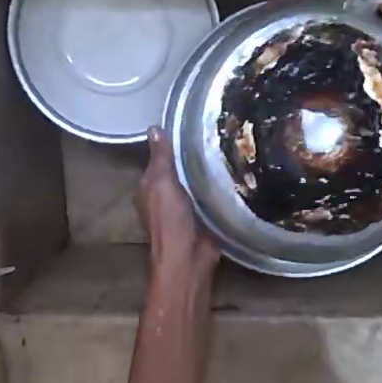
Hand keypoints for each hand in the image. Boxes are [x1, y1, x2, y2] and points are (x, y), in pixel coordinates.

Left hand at [139, 127, 219, 286]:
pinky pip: (209, 196)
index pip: (159, 158)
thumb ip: (160, 157)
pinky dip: (217, 187)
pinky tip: (233, 174)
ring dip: (208, 171)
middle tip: (217, 133)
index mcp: (149, 187)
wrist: (188, 258)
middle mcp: (164, 196)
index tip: (194, 124)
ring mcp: (183, 208)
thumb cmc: (170, 220)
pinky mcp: (202, 217)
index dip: (173, 142)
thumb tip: (154, 127)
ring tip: (229, 148)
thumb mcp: (162, 183)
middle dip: (194, 155)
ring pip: (196, 182)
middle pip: (180, 169)